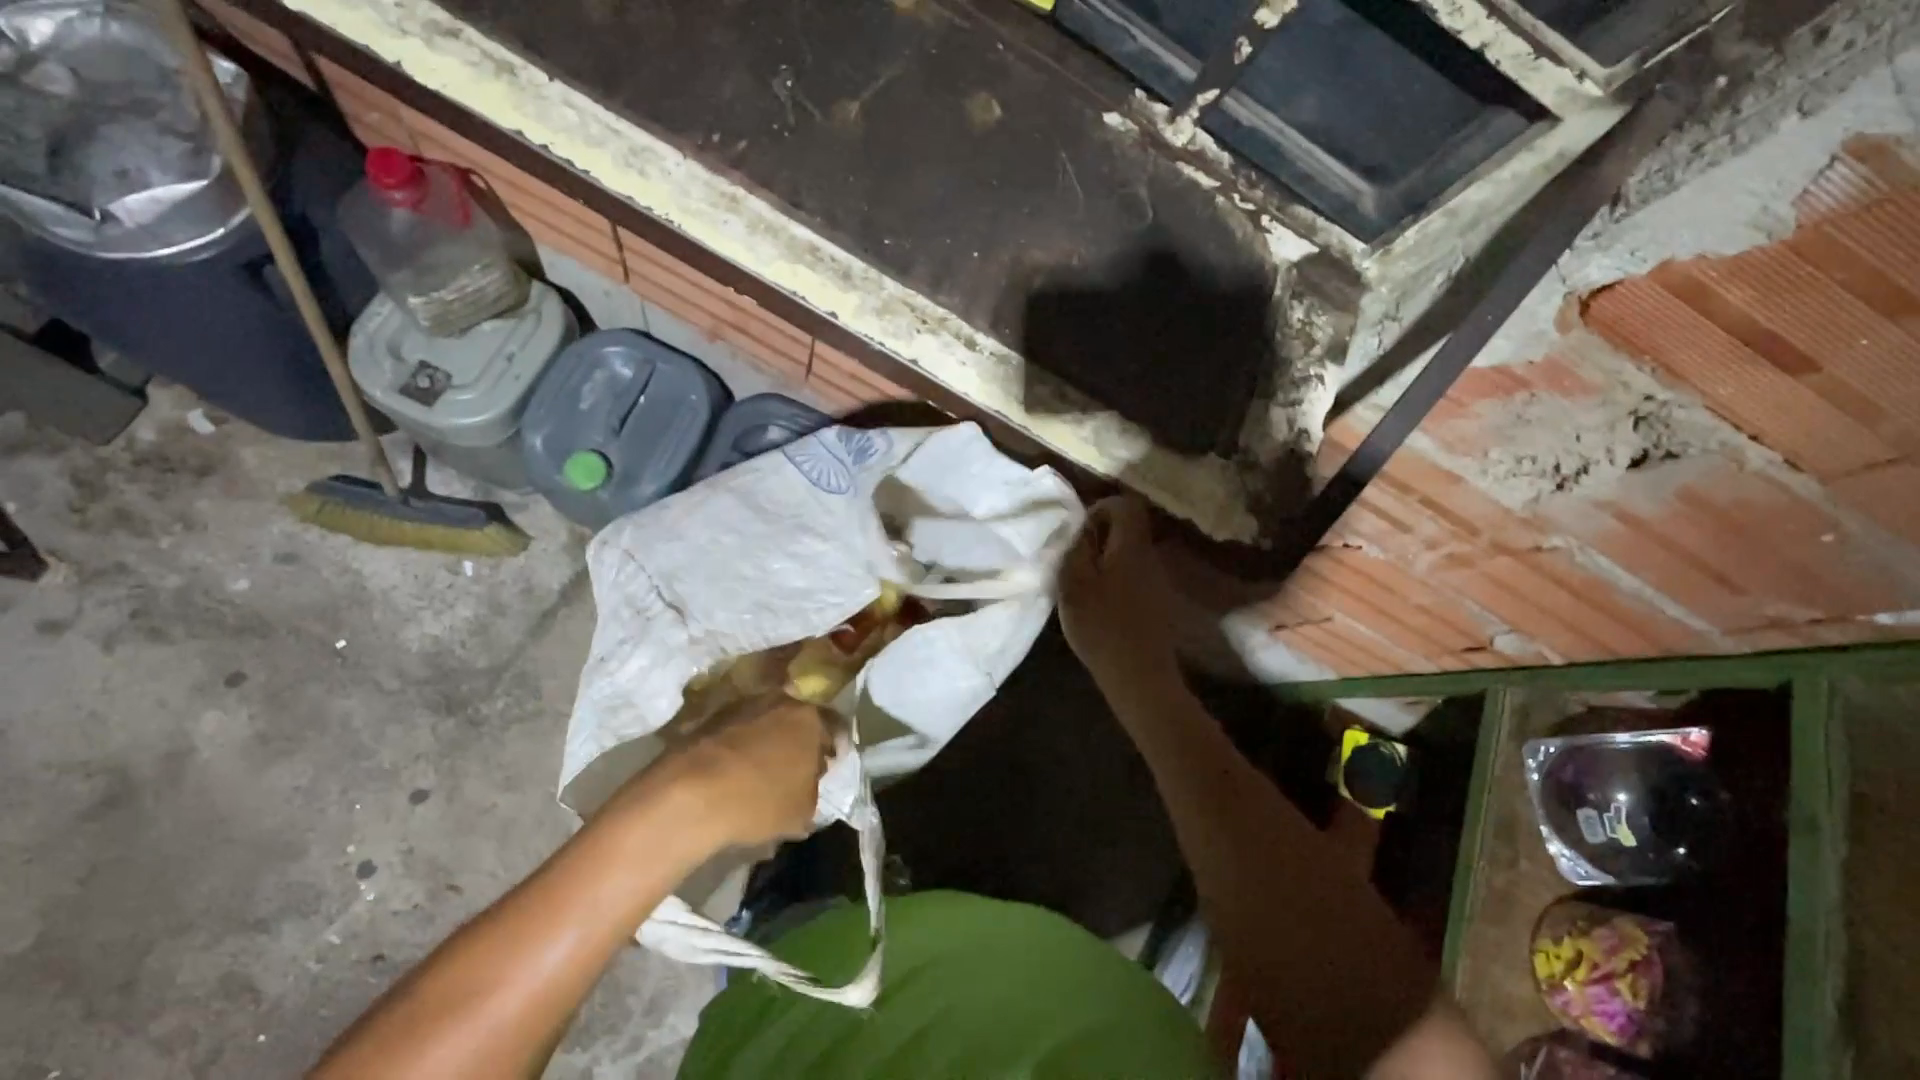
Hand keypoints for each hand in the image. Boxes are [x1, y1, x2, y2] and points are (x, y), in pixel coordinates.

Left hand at [622, 694, 833, 849]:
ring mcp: (737, 706)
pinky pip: (731, 733)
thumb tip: (805, 785)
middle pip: (794, 717)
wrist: (688, 796)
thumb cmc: (760, 801)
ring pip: (761, 721)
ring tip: (759, 771)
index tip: (829, 765)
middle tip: (796, 766)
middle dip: (797, 739)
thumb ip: (811, 790)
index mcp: (809, 717)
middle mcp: (776, 700)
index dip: (834, 747)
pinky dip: (735, 748)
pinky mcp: (703, 718)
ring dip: (764, 741)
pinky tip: (730, 773)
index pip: (834, 726)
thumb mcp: (803, 810)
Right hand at [1059, 495, 1178, 690]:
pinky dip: (1115, 584)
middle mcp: (1151, 558)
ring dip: (1106, 564)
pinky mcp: (1157, 606)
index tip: (1078, 535)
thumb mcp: (1074, 584)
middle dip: (1099, 539)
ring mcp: (1158, 583)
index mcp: (1132, 547)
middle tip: (1074, 562)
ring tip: (1082, 588)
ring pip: (1130, 557)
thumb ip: (1076, 548)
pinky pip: (1134, 580)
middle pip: (1128, 530)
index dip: (1099, 510)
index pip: (1125, 505)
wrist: (1139, 676)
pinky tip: (1100, 610)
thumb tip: (1081, 528)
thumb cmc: (1102, 626)